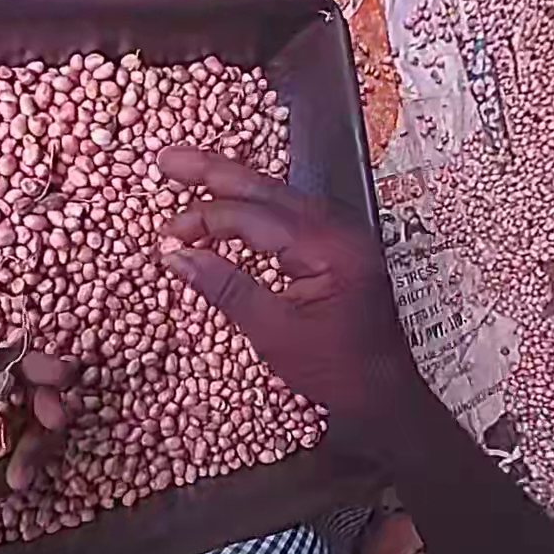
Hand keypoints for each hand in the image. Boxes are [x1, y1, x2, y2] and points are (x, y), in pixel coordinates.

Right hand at [156, 147, 422, 419]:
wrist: (385, 394)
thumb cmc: (334, 370)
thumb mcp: (274, 333)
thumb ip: (225, 288)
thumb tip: (176, 256)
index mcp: (329, 247)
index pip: (254, 217)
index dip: (205, 220)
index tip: (168, 234)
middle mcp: (339, 228)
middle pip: (267, 188)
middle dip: (214, 171)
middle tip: (168, 158)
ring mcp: (341, 234)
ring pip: (278, 195)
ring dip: (232, 183)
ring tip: (190, 170)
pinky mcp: (336, 246)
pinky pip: (288, 214)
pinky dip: (252, 207)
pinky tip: (229, 203)